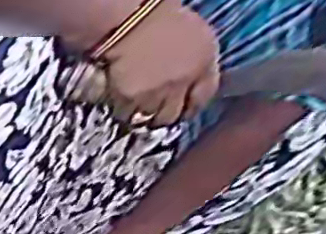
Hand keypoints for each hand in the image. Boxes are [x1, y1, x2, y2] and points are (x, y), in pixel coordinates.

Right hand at [87, 1, 220, 126]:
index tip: (185, 109)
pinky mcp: (128, 100)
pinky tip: (122, 102)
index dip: (193, 105)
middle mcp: (181, 83)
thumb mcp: (196, 39)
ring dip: (141, 114)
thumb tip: (190, 84)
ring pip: (146, 118)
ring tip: (137, 108)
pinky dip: (123, 110)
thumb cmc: (166, 24)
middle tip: (156, 113)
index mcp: (203, 64)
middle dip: (165, 115)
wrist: (134, 25)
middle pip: (171, 115)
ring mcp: (153, 94)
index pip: (204, 96)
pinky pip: (125, 114)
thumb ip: (197, 63)